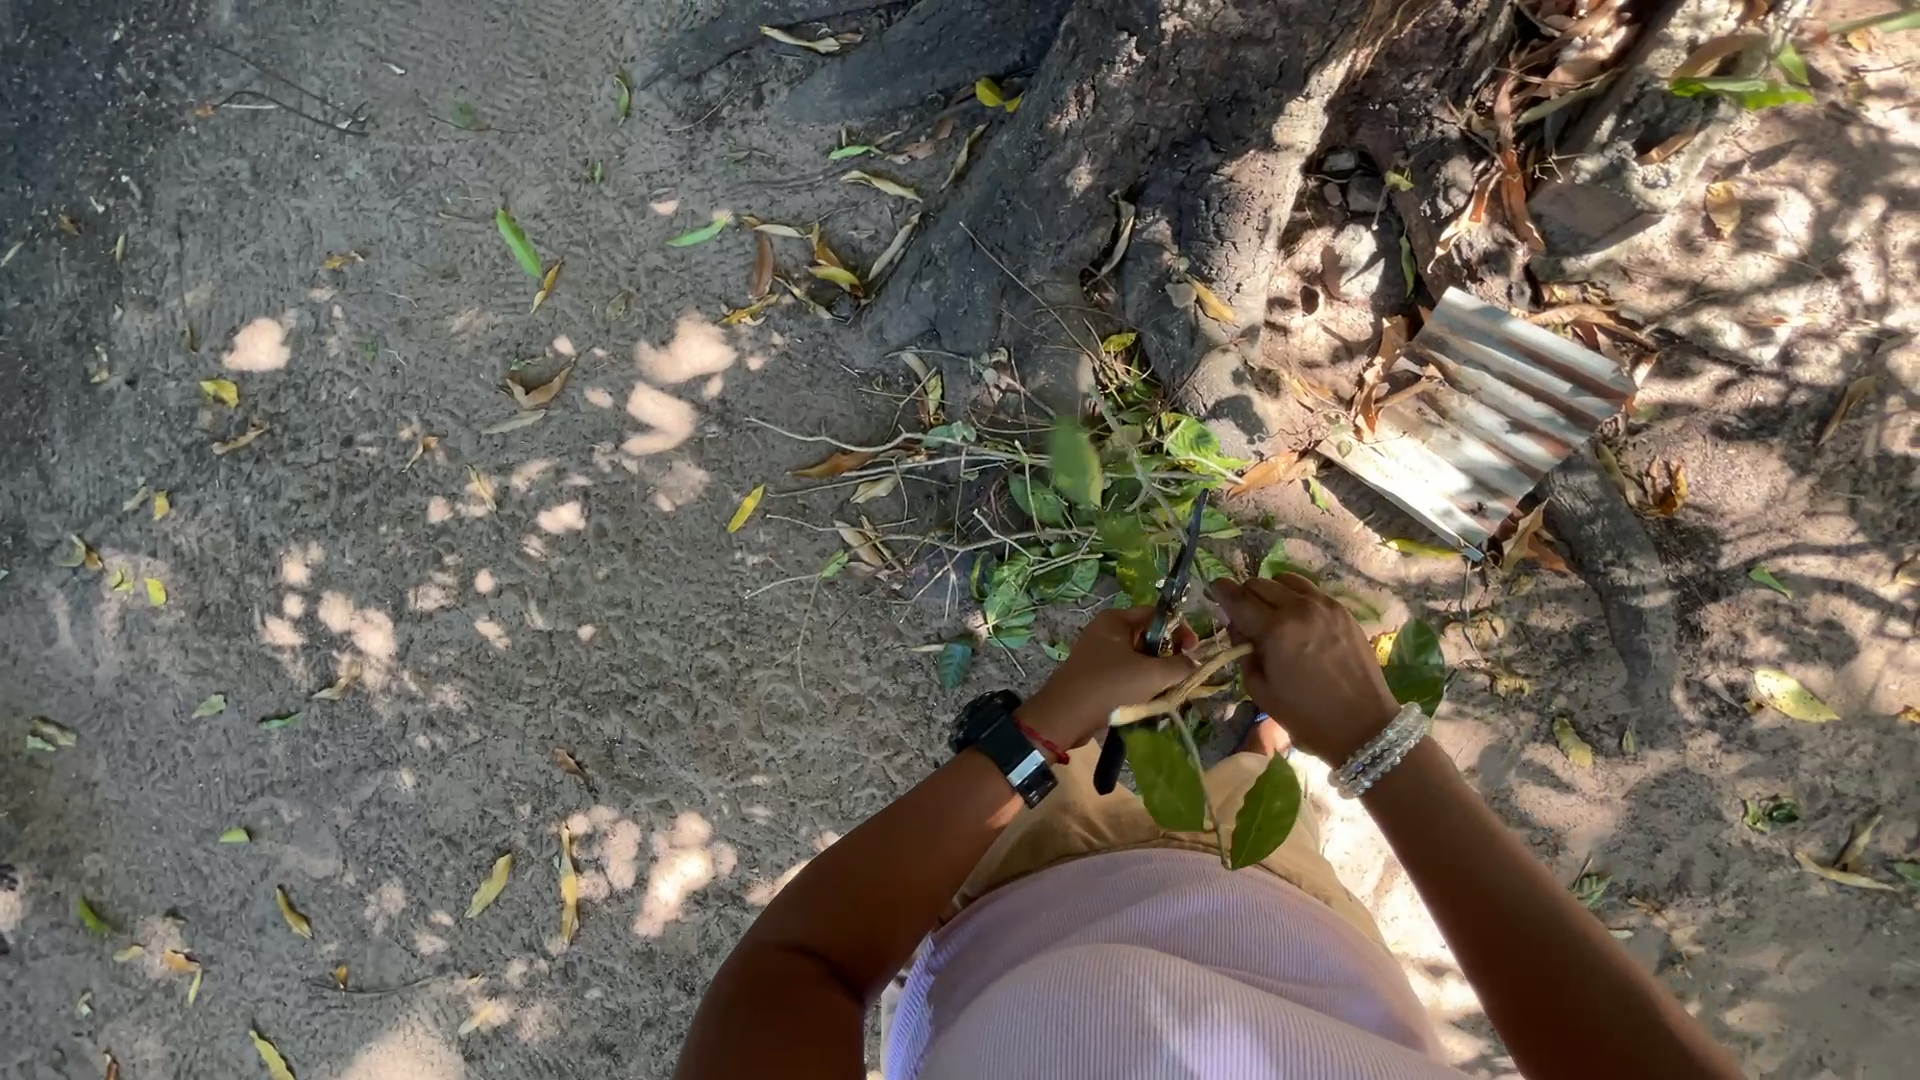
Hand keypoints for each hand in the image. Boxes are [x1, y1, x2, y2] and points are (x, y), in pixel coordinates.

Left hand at [1016, 607, 1196, 751]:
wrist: (1067, 715)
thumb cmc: (1110, 685)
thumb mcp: (1152, 674)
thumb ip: (1180, 665)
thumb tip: (1195, 662)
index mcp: (1116, 619)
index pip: (1156, 614)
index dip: (1179, 630)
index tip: (1194, 651)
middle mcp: (1106, 631)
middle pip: (1149, 637)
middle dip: (1168, 656)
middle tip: (1183, 675)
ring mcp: (1099, 654)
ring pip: (1139, 659)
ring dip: (1156, 674)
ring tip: (1169, 691)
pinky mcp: (1097, 676)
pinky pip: (1126, 675)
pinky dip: (1140, 685)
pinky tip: (1150, 700)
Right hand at [1209, 575, 1399, 763]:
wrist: (1363, 726)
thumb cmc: (1305, 715)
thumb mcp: (1258, 688)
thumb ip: (1243, 652)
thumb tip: (1241, 630)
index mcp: (1274, 630)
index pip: (1236, 597)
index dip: (1219, 590)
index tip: (1213, 591)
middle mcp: (1299, 608)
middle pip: (1258, 584)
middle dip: (1244, 596)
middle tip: (1243, 617)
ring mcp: (1324, 606)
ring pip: (1284, 580)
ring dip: (1270, 592)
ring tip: (1271, 614)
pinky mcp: (1342, 611)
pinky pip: (1309, 590)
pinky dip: (1294, 596)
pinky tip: (1296, 617)